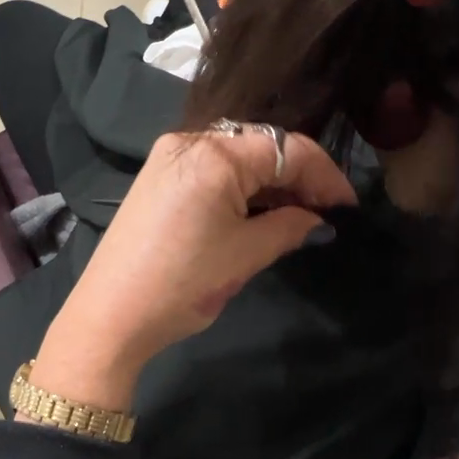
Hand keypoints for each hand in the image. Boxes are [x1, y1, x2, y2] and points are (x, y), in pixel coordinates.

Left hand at [24, 125, 357, 411]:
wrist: (110, 316)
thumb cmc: (182, 285)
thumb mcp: (244, 257)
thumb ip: (288, 229)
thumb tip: (317, 221)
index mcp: (215, 155)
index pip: (287, 149)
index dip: (325, 176)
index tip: (348, 207)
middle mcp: (190, 142)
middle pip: (262, 146)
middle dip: (298, 178)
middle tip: (324, 214)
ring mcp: (169, 159)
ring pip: (237, 159)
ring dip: (269, 185)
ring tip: (296, 219)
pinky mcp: (158, 181)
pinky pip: (212, 173)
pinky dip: (241, 190)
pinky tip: (257, 216)